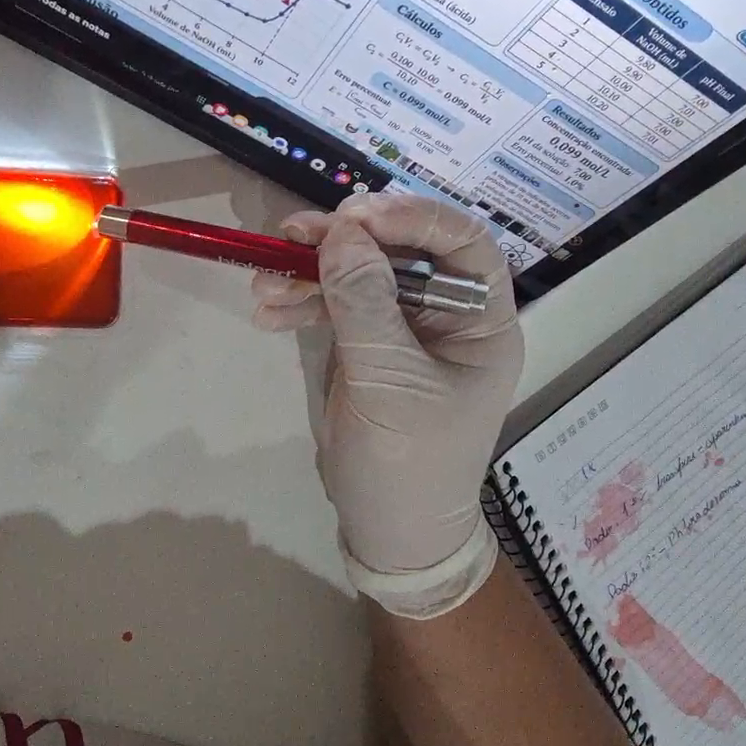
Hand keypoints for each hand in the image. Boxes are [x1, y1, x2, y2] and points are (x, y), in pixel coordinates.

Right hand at [253, 193, 523, 574]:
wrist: (388, 531)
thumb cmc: (410, 462)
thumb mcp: (390, 383)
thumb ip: (366, 304)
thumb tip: (342, 232)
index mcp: (482, 320)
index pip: (461, 243)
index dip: (413, 218)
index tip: (357, 214)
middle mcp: (449, 315)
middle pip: (402, 251)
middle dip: (347, 240)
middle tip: (296, 232)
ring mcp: (405, 328)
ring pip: (363, 274)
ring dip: (312, 271)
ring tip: (263, 278)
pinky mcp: (369, 344)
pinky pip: (338, 306)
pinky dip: (303, 303)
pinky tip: (268, 310)